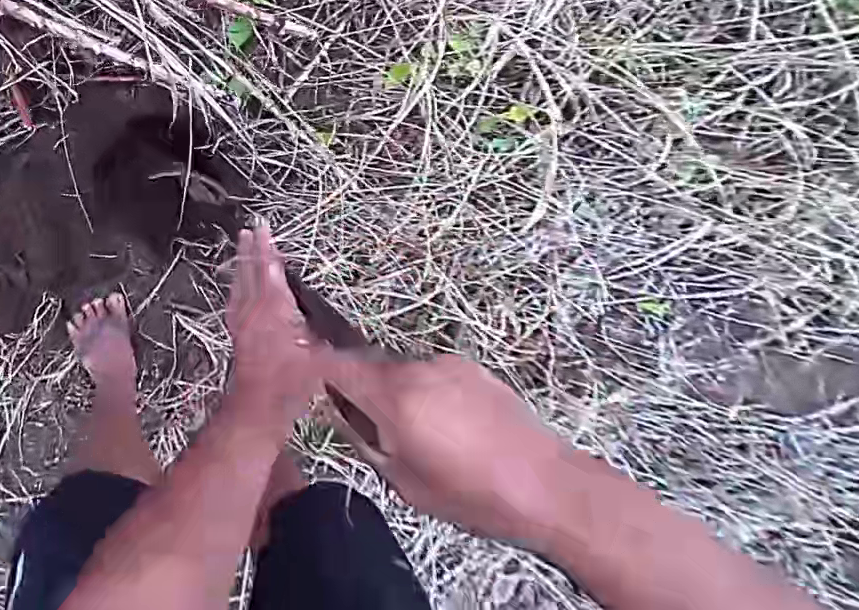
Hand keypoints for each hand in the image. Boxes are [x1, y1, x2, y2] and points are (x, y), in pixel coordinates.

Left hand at [225, 220, 325, 422]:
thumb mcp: (319, 359)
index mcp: (274, 309)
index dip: (268, 250)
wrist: (258, 405)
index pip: (270, 271)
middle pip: (251, 270)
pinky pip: (234, 297)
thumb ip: (332, 341)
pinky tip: (235, 280)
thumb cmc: (290, 383)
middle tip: (252, 228)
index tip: (265, 231)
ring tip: (242, 243)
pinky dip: (236, 282)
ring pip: (240, 280)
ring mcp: (242, 318)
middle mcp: (254, 308)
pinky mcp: (236, 329)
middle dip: (252, 248)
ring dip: (242, 261)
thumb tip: (355, 338)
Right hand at [323, 351, 583, 543]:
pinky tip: (451, 423)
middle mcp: (412, 368)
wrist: (553, 489)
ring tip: (422, 430)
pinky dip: (426, 390)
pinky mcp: (468, 365)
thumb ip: (360, 439)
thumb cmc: (472, 496)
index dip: (313, 364)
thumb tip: (334, 409)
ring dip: (395, 390)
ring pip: (398, 369)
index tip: (305, 375)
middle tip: (371, 421)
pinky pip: (429, 372)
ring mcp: (443, 363)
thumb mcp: (403, 483)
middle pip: (366, 364)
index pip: (333, 362)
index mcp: (392, 396)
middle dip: (359, 386)